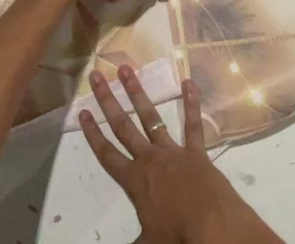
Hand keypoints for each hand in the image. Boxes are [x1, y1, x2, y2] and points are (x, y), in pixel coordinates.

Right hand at [81, 72, 279, 243]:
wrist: (212, 227)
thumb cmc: (177, 236)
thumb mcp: (148, 242)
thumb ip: (135, 240)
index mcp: (135, 181)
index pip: (107, 154)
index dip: (93, 134)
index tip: (82, 112)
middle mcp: (149, 159)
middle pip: (122, 126)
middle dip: (107, 100)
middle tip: (96, 75)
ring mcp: (173, 152)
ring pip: (150, 117)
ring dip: (138, 93)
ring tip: (127, 69)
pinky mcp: (196, 152)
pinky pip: (193, 125)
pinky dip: (191, 103)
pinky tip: (189, 82)